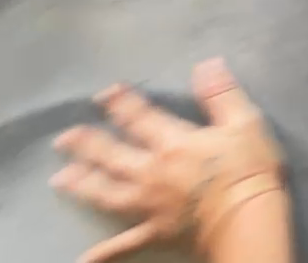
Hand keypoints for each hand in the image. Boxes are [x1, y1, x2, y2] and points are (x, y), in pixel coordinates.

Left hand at [52, 58, 284, 262]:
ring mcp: (150, 206)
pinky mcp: (155, 232)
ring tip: (60, 179)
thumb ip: (220, 94)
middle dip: (88, 145)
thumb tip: (205, 65)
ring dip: (83, 186)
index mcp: (173, 143)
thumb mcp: (243, 120)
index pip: (141, 118)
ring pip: (108, 194)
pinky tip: (84, 259)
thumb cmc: (248, 166)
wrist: (246, 217)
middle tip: (64, 138)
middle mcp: (152, 173)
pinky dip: (103, 253)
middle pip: (113, 156)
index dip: (122, 104)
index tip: (103, 93)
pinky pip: (124, 245)